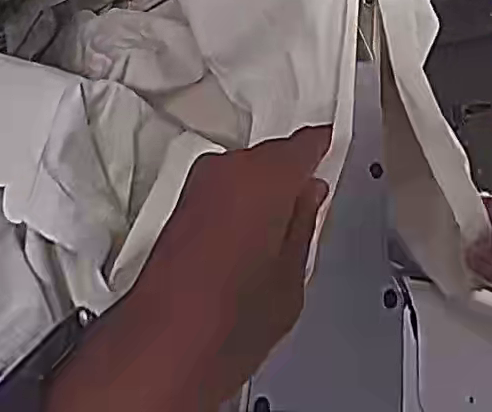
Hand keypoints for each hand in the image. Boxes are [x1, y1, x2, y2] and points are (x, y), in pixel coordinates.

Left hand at [43, 126, 331, 410]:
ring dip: (262, 188)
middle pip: (275, 155)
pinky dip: (237, 200)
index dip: (323, 145)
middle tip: (308, 202)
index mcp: (270, 176)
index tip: (330, 146)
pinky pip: (223, 184)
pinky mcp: (181, 201)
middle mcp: (233, 168)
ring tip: (274, 234)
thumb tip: (310, 198)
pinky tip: (245, 238)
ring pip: (247, 169)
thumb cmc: (222, 321)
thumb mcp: (292, 276)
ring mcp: (202, 181)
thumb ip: (306, 221)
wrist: (161, 348)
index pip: (307, 142)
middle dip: (292, 174)